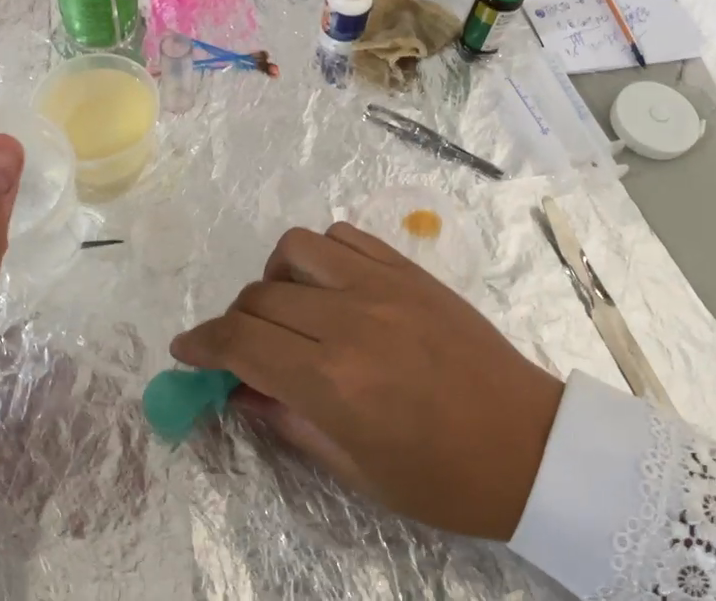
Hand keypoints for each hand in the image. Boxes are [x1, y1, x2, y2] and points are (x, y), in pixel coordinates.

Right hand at [171, 222, 564, 540]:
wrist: (530, 445)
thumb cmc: (442, 478)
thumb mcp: (355, 470)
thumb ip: (288, 422)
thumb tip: (238, 392)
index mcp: (333, 381)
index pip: (241, 342)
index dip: (202, 344)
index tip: (186, 351)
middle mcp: (350, 320)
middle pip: (260, 296)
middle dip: (235, 322)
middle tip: (244, 351)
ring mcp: (383, 286)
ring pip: (297, 248)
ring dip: (276, 278)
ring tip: (290, 310)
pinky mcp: (410, 270)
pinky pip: (346, 236)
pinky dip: (322, 254)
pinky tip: (330, 286)